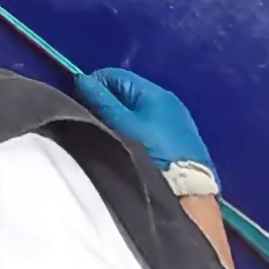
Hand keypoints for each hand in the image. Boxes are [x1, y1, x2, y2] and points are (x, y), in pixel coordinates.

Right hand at [73, 68, 215, 182]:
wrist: (188, 193)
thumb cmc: (150, 151)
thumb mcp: (119, 124)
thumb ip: (98, 98)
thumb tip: (80, 78)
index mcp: (153, 92)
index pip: (112, 75)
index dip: (93, 88)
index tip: (84, 108)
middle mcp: (167, 100)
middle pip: (124, 91)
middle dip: (107, 104)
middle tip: (99, 124)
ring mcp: (177, 120)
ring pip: (136, 109)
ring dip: (121, 119)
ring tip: (115, 137)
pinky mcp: (181, 139)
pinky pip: (149, 124)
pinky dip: (136, 130)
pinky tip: (134, 147)